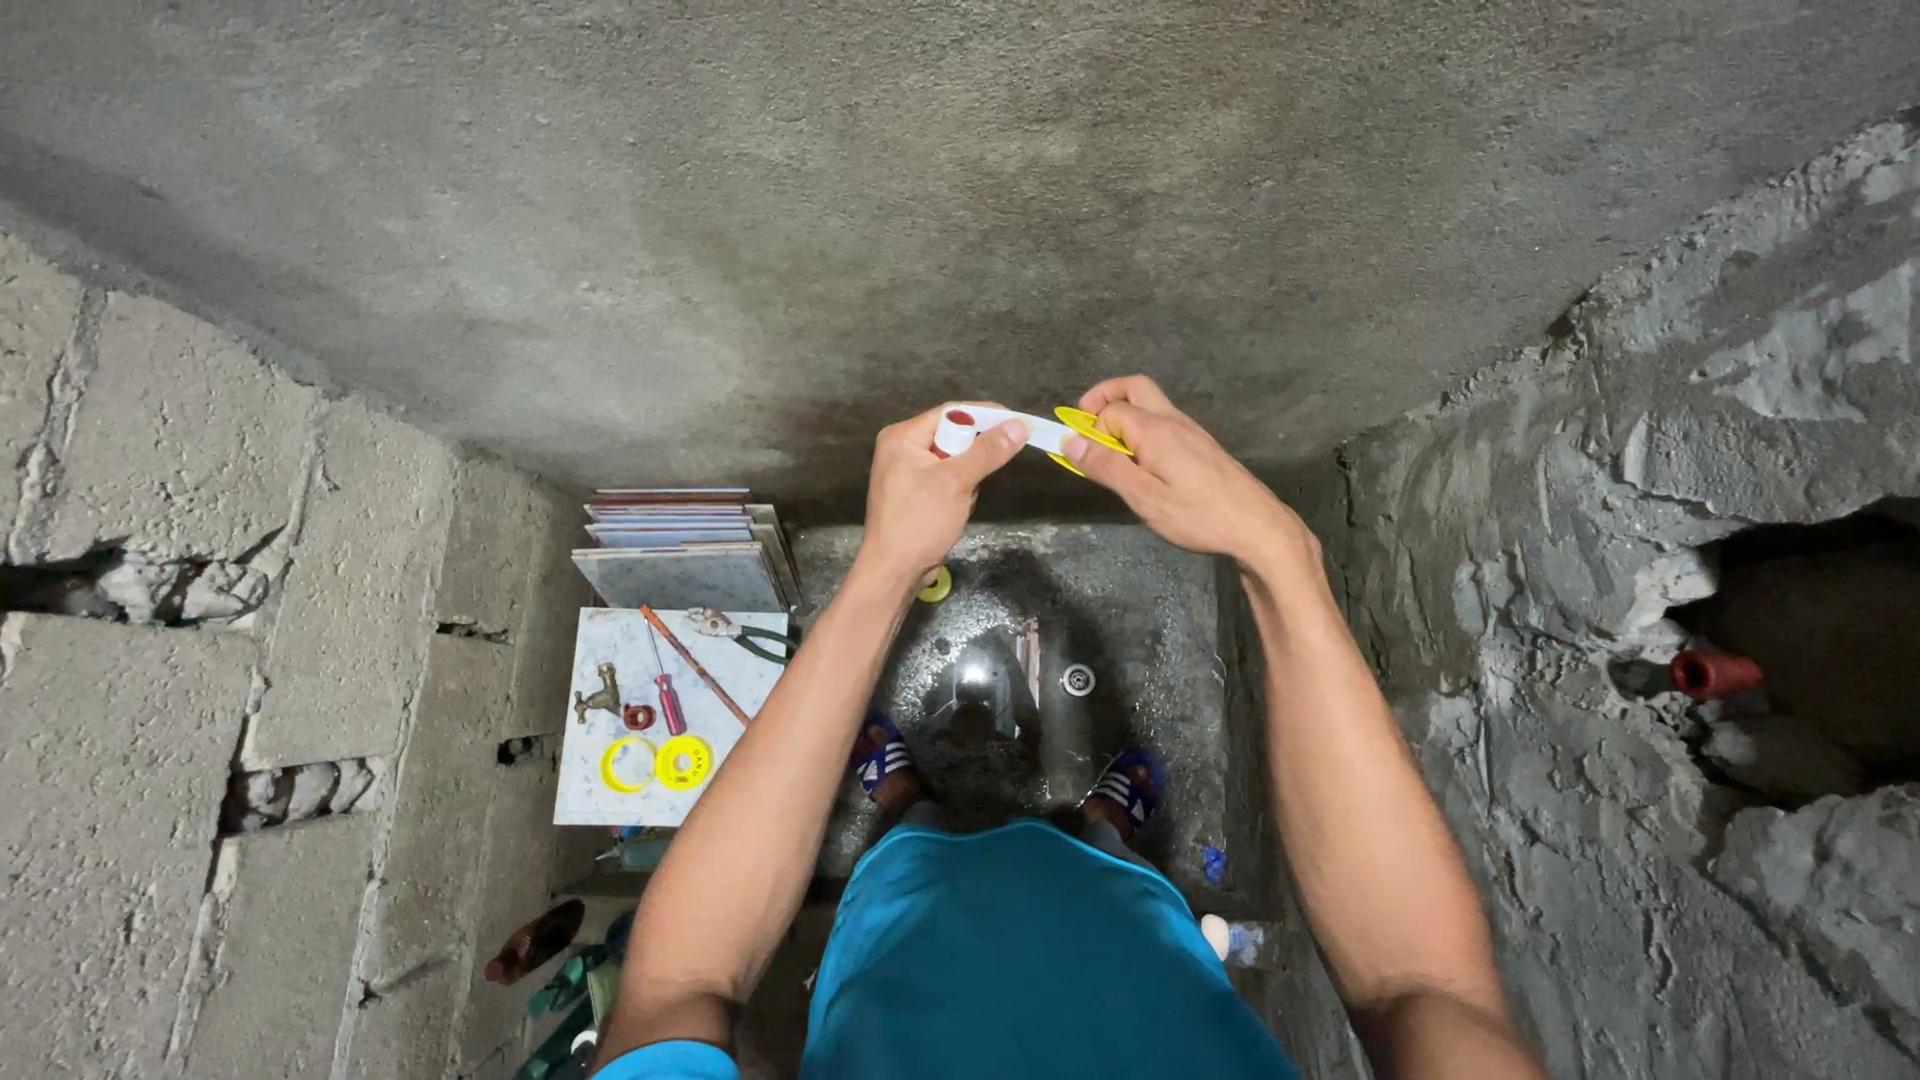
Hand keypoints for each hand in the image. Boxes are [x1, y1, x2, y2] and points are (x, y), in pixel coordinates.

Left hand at [858, 403, 1028, 583]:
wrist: (894, 571)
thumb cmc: (919, 521)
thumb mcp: (957, 482)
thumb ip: (988, 451)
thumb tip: (1021, 424)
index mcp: (902, 437)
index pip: (950, 413)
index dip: (985, 415)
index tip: (1017, 422)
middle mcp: (902, 449)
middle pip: (953, 437)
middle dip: (973, 458)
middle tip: (979, 476)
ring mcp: (907, 474)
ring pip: (955, 462)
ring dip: (967, 480)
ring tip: (960, 501)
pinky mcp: (916, 495)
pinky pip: (948, 482)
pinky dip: (960, 493)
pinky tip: (955, 513)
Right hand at [1063, 375, 1318, 568]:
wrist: (1258, 527)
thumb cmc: (1198, 515)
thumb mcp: (1144, 497)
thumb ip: (1106, 467)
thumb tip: (1070, 440)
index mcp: (1156, 430)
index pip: (1110, 411)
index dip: (1089, 428)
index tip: (1079, 455)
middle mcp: (1173, 421)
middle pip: (1133, 387)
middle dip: (1103, 398)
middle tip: (1085, 425)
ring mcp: (1190, 431)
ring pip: (1150, 404)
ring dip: (1123, 414)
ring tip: (1109, 449)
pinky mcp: (1200, 445)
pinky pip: (1163, 422)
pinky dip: (1141, 428)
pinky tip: (1140, 462)